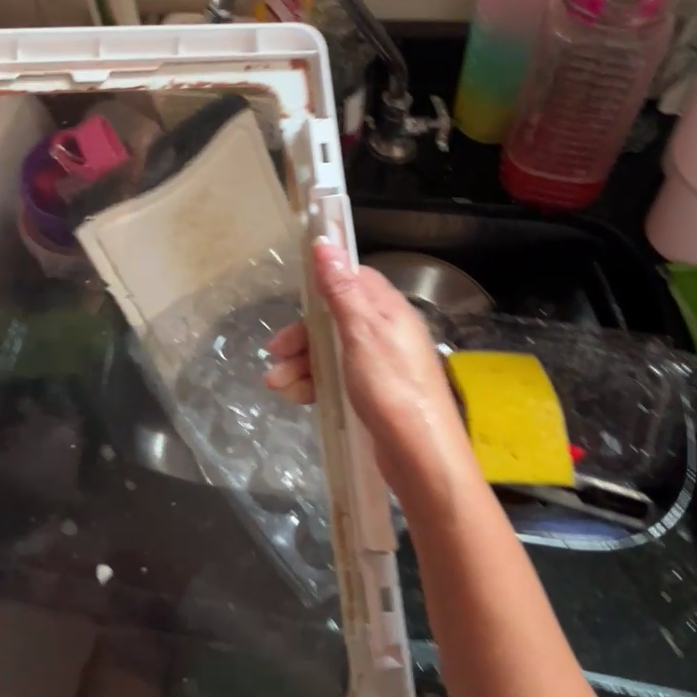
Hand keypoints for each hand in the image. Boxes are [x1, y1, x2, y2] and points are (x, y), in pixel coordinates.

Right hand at [264, 239, 474, 496]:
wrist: (420, 455)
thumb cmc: (391, 387)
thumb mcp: (361, 331)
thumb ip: (341, 289)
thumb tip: (325, 242)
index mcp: (388, 310)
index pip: (354, 279)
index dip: (324, 284)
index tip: (296, 296)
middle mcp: (386, 333)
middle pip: (336, 319)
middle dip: (303, 335)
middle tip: (276, 352)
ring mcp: (380, 365)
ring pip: (332, 351)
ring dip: (302, 363)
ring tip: (277, 384)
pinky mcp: (373, 394)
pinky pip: (337, 378)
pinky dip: (314, 384)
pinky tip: (297, 397)